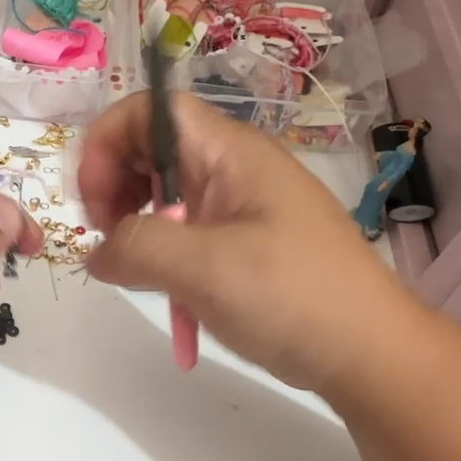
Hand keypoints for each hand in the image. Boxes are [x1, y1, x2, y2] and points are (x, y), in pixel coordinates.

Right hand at [80, 92, 417, 391]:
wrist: (367, 351)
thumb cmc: (291, 296)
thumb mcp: (205, 267)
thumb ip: (137, 248)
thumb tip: (96, 253)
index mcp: (229, 152)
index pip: (150, 109)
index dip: (107, 143)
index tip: (93, 206)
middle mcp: (233, 169)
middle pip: (151, 149)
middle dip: (114, 187)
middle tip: (109, 243)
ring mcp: (241, 208)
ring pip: (166, 195)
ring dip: (135, 225)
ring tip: (131, 269)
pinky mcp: (245, 245)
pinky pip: (187, 233)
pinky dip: (161, 253)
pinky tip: (163, 287)